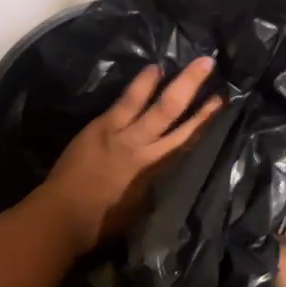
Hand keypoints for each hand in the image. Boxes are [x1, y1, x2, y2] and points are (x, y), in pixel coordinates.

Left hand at [32, 58, 224, 252]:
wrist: (64, 217)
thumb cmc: (100, 222)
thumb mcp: (137, 207)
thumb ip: (151, 184)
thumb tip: (161, 169)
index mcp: (156, 173)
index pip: (187, 143)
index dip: (205, 123)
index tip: (221, 103)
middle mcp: (147, 152)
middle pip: (179, 120)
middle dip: (199, 96)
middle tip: (213, 70)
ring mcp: (124, 136)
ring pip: (159, 107)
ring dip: (179, 83)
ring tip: (197, 63)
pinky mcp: (102, 128)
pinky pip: (127, 102)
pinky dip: (142, 85)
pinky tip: (153, 70)